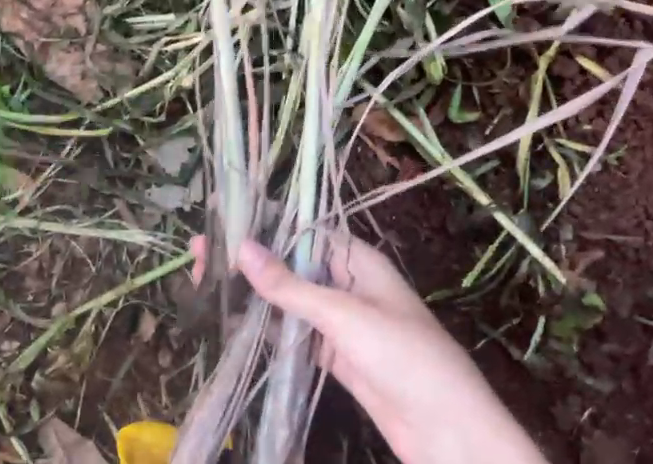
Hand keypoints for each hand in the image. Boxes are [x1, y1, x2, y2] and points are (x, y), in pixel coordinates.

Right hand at [233, 236, 545, 463]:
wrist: (453, 436)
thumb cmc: (406, 359)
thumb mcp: (345, 316)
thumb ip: (290, 286)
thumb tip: (239, 246)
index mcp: (358, 260)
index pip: (301, 228)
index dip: (261, 221)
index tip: (218, 217)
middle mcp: (348, 283)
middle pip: (289, 262)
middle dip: (248, 258)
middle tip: (199, 256)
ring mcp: (342, 322)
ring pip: (289, 298)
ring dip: (252, 292)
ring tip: (206, 282)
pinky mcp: (337, 357)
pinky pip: (295, 333)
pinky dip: (267, 327)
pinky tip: (234, 322)